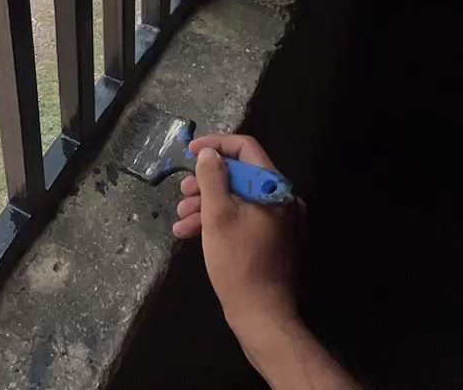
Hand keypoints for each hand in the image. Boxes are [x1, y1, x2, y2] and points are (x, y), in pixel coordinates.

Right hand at [171, 133, 301, 329]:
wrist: (261, 316)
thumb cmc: (239, 263)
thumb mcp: (217, 216)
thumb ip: (211, 177)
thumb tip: (209, 153)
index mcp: (274, 188)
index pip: (246, 148)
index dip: (216, 145)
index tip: (190, 153)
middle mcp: (281, 199)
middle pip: (239, 174)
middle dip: (206, 181)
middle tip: (182, 192)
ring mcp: (278, 219)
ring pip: (238, 196)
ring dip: (206, 203)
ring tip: (181, 219)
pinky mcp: (271, 237)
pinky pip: (243, 215)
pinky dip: (218, 219)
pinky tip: (191, 232)